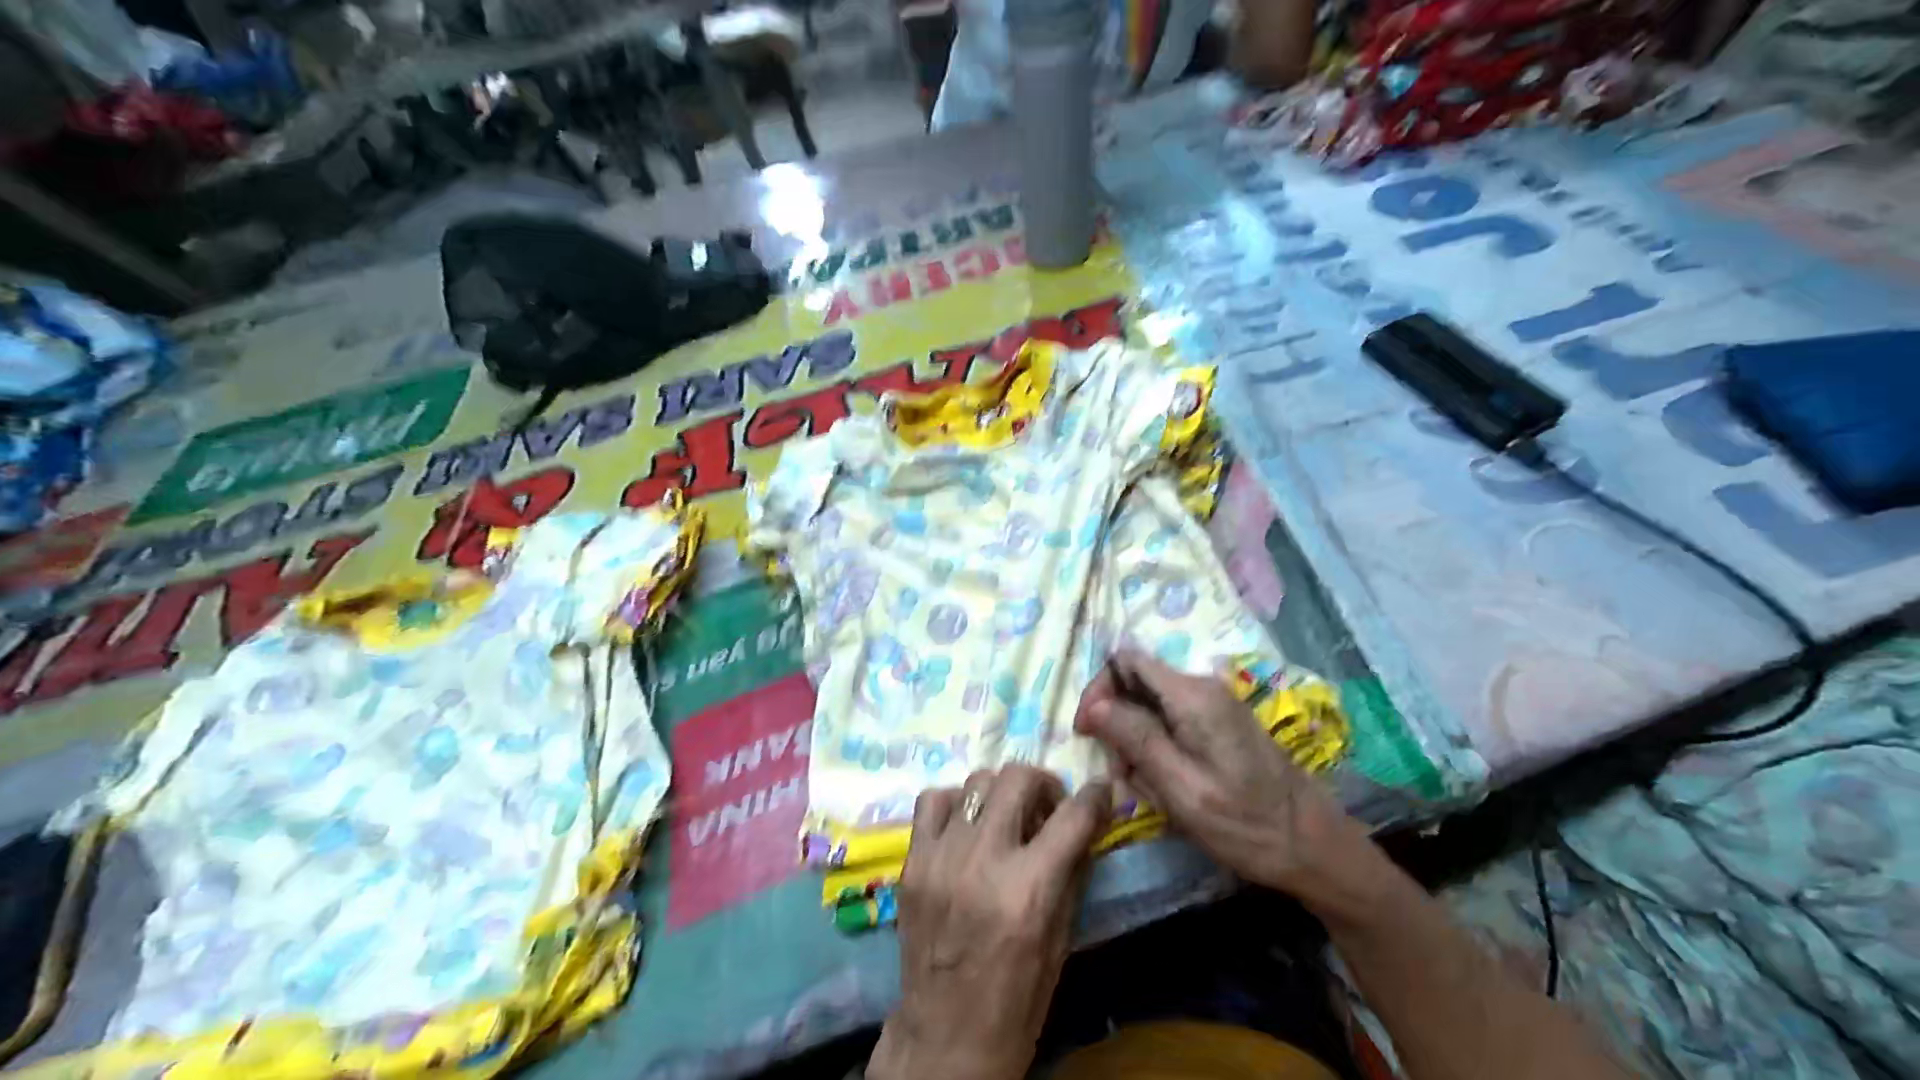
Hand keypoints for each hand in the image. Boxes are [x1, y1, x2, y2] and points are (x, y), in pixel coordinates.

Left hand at [869, 765, 1110, 1079]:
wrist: (945, 1037)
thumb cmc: (1016, 1001)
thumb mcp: (1061, 941)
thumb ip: (1072, 873)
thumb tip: (1084, 824)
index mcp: (1028, 891)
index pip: (1073, 816)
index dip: (1094, 797)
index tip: (1099, 792)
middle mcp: (983, 861)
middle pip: (1017, 778)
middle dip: (1043, 784)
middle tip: (1047, 807)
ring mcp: (941, 857)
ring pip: (976, 782)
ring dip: (1001, 793)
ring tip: (1006, 818)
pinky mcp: (912, 862)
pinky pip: (932, 800)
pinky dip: (955, 803)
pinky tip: (965, 825)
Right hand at [1073, 648, 1362, 904]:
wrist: (1316, 849)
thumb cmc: (1246, 824)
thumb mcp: (1181, 788)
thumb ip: (1136, 739)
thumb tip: (1093, 704)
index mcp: (1192, 695)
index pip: (1126, 660)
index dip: (1098, 689)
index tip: (1086, 732)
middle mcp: (1203, 689)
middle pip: (1136, 683)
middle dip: (1117, 723)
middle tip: (1121, 773)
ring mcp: (1214, 708)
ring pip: (1151, 707)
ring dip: (1136, 744)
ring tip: (1146, 790)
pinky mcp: (1220, 727)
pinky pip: (1172, 725)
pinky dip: (1157, 751)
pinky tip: (1165, 788)